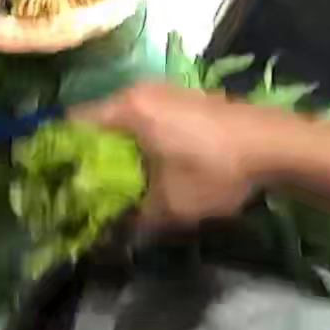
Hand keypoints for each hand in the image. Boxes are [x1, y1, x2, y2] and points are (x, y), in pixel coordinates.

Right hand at [72, 83, 304, 229]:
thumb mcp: (170, 207)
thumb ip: (133, 223)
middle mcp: (141, 90)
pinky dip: (140, 137)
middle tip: (84, 186)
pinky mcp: (184, 97)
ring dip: (117, 146)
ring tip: (116, 180)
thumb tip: (109, 240)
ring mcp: (165, 90)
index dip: (61, 151)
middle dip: (89, 152)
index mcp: (128, 108)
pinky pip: (147, 115)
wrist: (274, 143)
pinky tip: (151, 163)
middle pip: (98, 118)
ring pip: (125, 117)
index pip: (75, 122)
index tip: (55, 178)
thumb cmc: (214, 170)